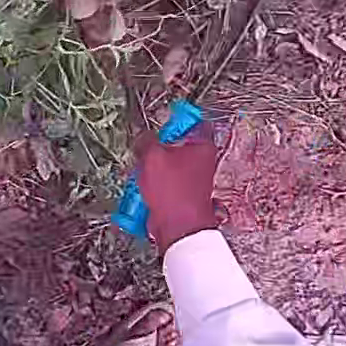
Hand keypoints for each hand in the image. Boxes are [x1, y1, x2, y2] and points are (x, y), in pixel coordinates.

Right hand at [135, 124, 221, 251]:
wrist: (177, 227)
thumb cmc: (174, 192)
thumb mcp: (153, 157)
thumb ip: (146, 141)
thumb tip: (143, 136)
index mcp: (203, 146)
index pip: (194, 122)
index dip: (177, 118)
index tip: (165, 119)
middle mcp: (203, 161)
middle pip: (177, 144)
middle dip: (158, 147)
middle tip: (148, 150)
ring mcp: (194, 178)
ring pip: (169, 163)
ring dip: (153, 167)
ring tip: (144, 172)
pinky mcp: (183, 193)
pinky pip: (165, 180)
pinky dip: (154, 182)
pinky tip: (146, 187)